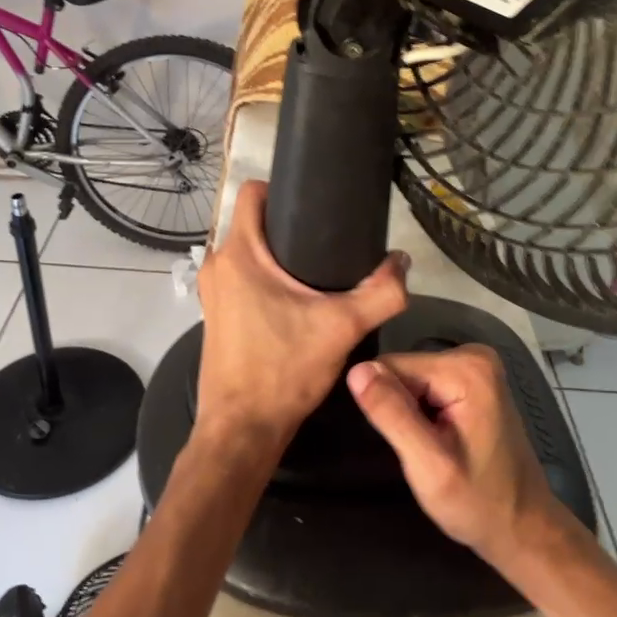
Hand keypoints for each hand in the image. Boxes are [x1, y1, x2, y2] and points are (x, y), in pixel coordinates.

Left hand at [195, 180, 410, 452]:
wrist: (243, 429)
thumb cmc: (283, 370)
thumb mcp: (342, 327)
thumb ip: (381, 293)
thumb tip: (402, 263)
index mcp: (239, 253)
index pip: (254, 192)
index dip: (284, 187)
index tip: (317, 201)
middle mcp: (218, 264)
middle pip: (254, 222)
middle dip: (290, 224)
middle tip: (331, 237)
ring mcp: (213, 291)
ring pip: (249, 252)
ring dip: (279, 254)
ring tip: (319, 266)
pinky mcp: (216, 314)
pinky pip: (243, 277)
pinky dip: (267, 278)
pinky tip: (298, 298)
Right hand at [346, 345, 562, 563]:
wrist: (523, 526)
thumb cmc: (478, 504)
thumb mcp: (429, 466)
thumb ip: (393, 415)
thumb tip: (356, 371)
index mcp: (466, 368)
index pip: (390, 366)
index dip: (386, 407)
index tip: (407, 442)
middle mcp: (473, 355)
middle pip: (402, 369)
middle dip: (400, 409)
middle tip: (421, 450)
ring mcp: (476, 365)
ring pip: (410, 378)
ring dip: (410, 413)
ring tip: (430, 446)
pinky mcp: (474, 378)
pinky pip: (425, 385)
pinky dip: (423, 413)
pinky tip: (439, 439)